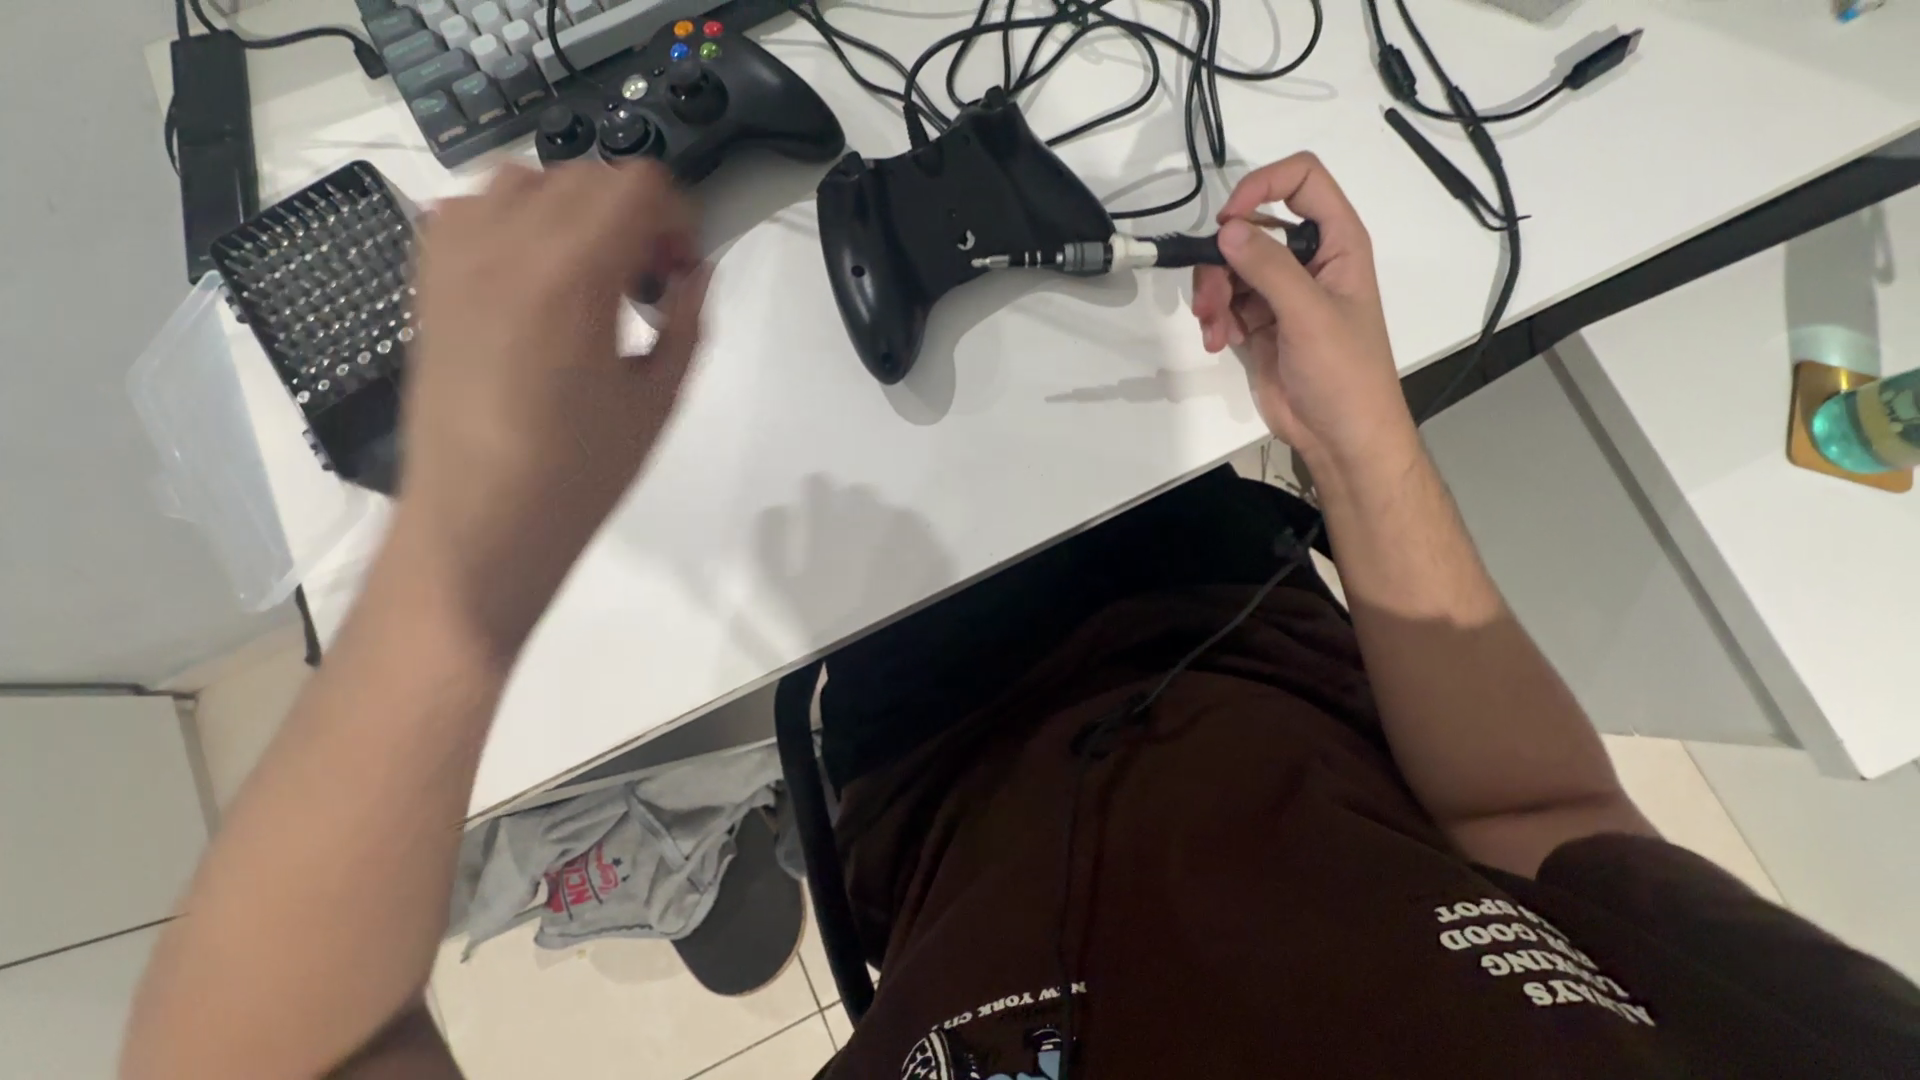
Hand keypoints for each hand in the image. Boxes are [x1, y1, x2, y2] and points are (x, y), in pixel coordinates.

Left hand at [398, 161, 708, 650]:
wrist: (478, 524)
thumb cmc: (580, 474)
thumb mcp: (658, 400)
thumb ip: (686, 320)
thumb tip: (696, 271)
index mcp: (571, 277)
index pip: (637, 186)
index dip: (676, 218)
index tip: (680, 273)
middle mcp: (504, 245)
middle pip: (589, 176)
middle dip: (634, 218)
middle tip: (647, 285)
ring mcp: (454, 256)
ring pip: (529, 180)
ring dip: (576, 213)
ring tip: (592, 280)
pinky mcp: (427, 278)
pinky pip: (474, 209)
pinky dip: (518, 224)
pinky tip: (536, 283)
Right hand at [1192, 153, 1416, 475]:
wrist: (1338, 434)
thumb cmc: (1344, 371)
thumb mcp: (1309, 314)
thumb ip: (1268, 268)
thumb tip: (1226, 231)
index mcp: (1337, 242)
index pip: (1302, 180)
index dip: (1263, 186)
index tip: (1229, 221)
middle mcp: (1307, 260)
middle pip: (1251, 230)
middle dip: (1222, 261)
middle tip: (1211, 300)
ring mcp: (1280, 294)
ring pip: (1230, 268)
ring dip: (1212, 296)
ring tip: (1214, 329)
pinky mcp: (1258, 325)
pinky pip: (1224, 304)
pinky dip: (1214, 320)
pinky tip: (1217, 342)